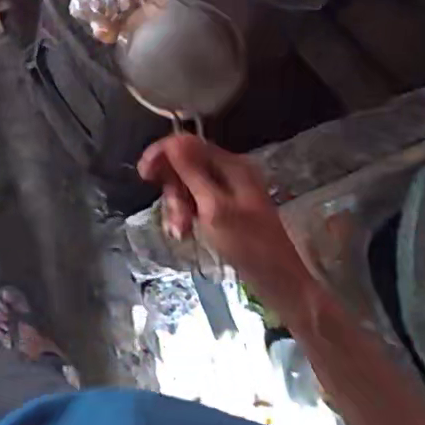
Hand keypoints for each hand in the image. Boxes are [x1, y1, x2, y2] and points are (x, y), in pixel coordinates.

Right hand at [138, 131, 316, 309]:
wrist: (280, 284)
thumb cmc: (249, 246)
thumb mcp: (215, 208)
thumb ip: (192, 172)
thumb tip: (173, 140)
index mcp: (232, 165)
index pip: (189, 144)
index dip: (163, 154)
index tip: (144, 174)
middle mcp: (229, 171)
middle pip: (185, 164)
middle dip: (172, 188)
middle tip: (172, 217)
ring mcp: (228, 190)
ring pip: (187, 184)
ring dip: (177, 206)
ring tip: (179, 231)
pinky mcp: (225, 208)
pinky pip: (195, 200)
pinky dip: (186, 214)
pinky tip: (184, 233)